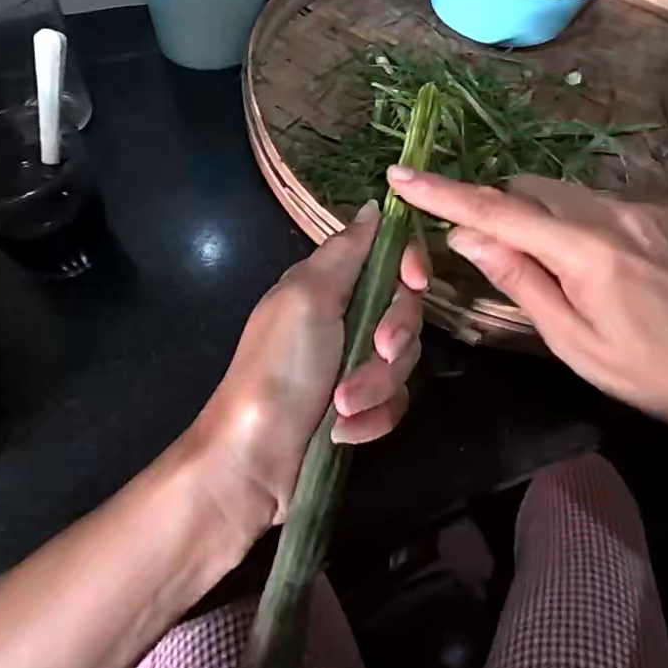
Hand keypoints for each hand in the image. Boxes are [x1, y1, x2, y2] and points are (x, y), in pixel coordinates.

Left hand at [193, 201, 425, 526]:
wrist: (253, 461)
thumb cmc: (278, 368)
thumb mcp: (308, 298)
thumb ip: (346, 250)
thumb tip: (374, 206)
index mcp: (330, 282)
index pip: (389, 255)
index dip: (409, 263)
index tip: (414, 282)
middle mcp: (347, 315)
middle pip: (406, 307)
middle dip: (395, 334)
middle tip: (376, 351)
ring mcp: (356, 362)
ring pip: (405, 359)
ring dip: (375, 385)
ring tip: (342, 405)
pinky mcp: (364, 404)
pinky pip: (396, 401)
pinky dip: (372, 417)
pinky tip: (343, 430)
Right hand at [387, 167, 667, 504]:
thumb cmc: (649, 374)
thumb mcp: (573, 342)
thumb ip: (520, 280)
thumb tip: (469, 237)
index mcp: (586, 251)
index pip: (499, 212)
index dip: (445, 194)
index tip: (402, 174)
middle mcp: (613, 213)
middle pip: (530, 190)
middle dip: (498, 208)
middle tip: (491, 251)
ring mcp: (643, 207)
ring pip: (565, 195)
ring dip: (541, 219)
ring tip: (556, 271)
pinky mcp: (664, 212)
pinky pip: (600, 205)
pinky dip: (579, 225)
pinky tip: (604, 269)